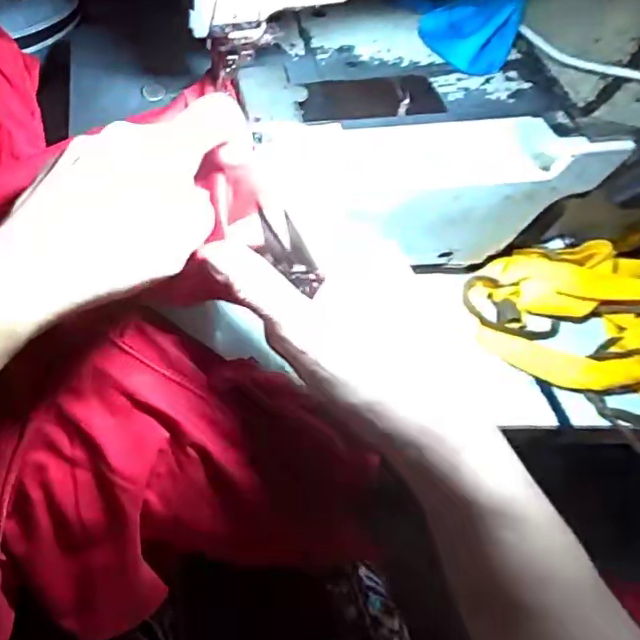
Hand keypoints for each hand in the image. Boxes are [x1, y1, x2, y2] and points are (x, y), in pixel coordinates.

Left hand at [0, 93, 248, 334]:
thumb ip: (206, 207)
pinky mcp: (57, 165)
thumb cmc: (110, 256)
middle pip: (174, 140)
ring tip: (131, 226)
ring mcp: (86, 145)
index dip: (237, 140)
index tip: (229, 175)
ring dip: (146, 182)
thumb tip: (199, 195)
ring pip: (136, 155)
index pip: (220, 112)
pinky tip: (98, 223)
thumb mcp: (183, 242)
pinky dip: (112, 188)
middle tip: (179, 216)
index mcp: (164, 145)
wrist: (24, 269)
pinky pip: (102, 167)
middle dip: (186, 172)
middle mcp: (124, 132)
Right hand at [198, 202, 499, 463]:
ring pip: (318, 258)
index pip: (284, 212)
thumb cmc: (362, 380)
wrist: (431, 426)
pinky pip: (339, 276)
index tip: (226, 267)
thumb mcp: (298, 335)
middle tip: (257, 307)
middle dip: (268, 264)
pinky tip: (322, 328)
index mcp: (349, 246)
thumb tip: (209, 249)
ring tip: (290, 324)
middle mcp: (371, 244)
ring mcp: (387, 267)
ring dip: (291, 281)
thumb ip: (254, 287)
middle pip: (300, 235)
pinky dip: (317, 292)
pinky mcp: (395, 290)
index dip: (247, 234)